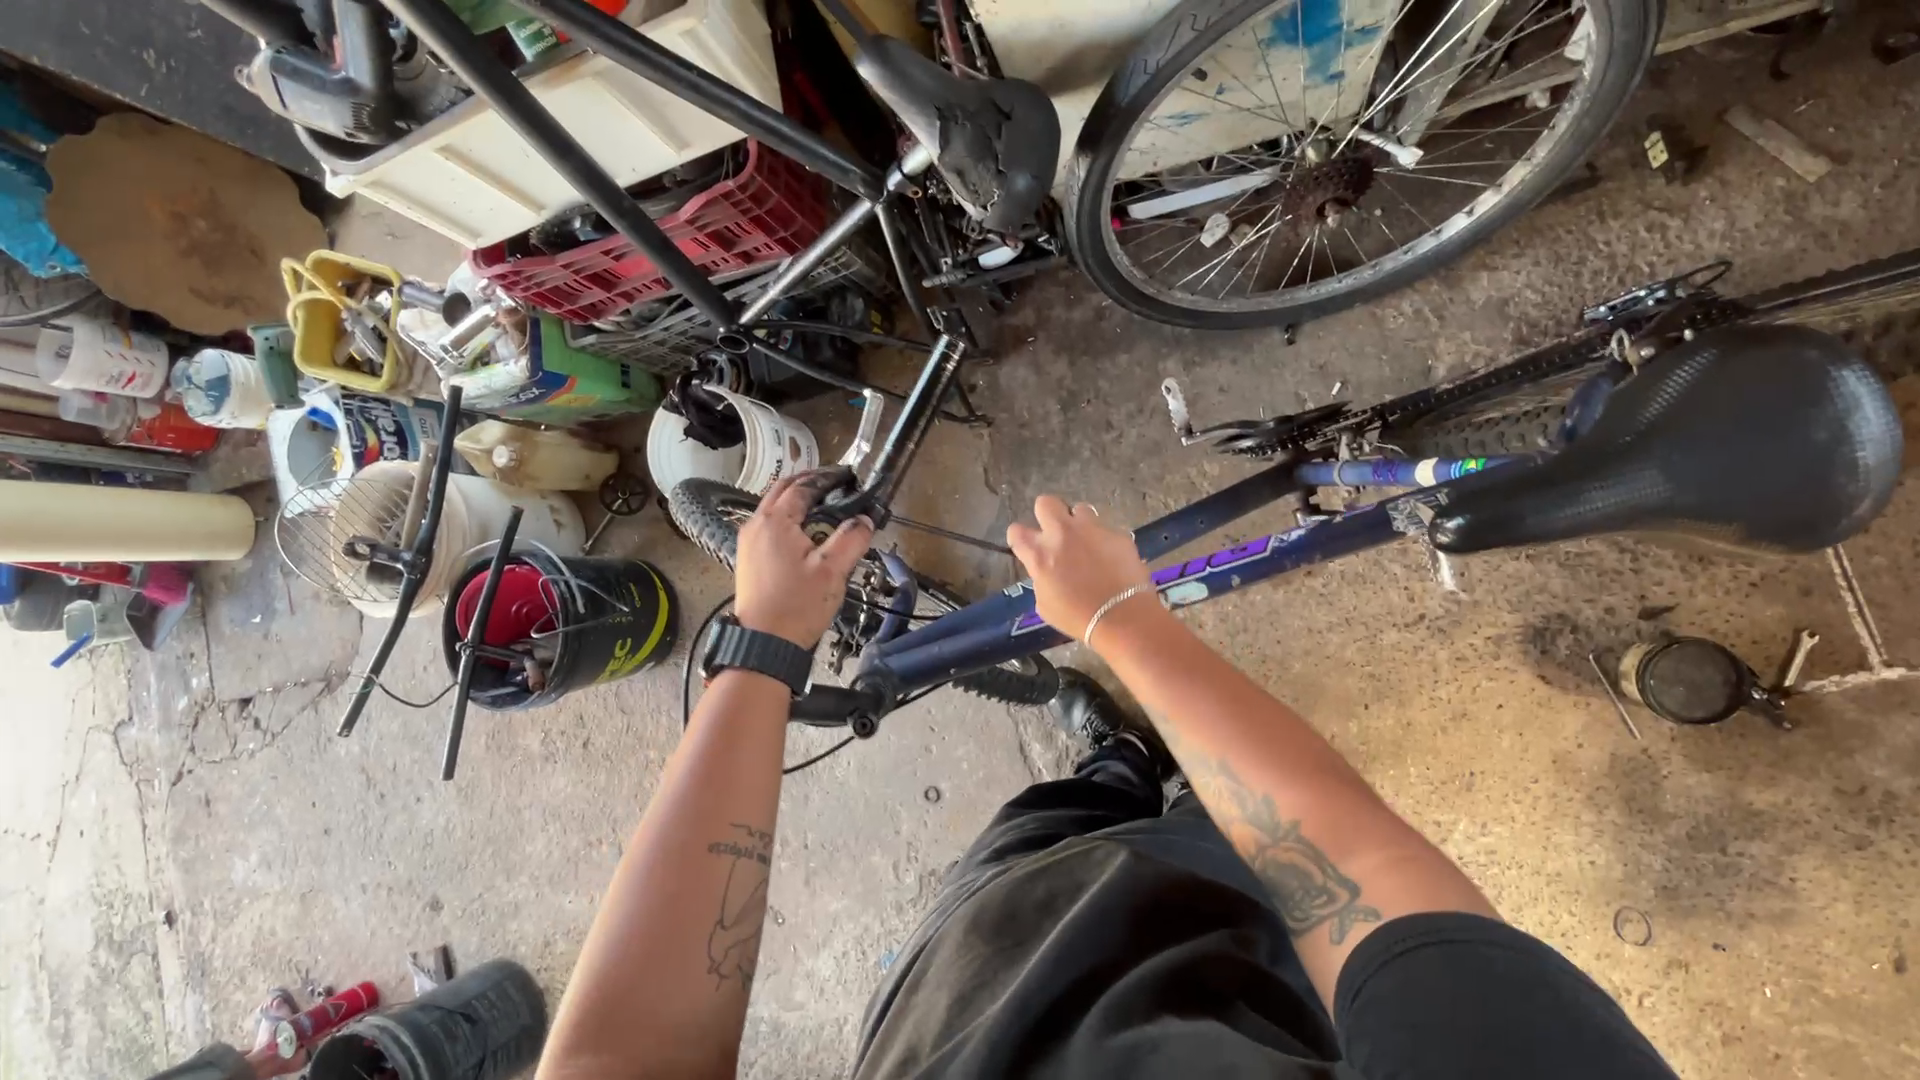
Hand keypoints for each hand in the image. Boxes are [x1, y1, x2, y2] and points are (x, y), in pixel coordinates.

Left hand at [733, 470, 873, 646]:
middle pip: (783, 490)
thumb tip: (865, 519)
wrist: (763, 644)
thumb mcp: (833, 571)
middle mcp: (756, 525)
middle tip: (836, 484)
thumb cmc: (795, 608)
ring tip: (826, 507)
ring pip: (774, 508)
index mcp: (775, 521)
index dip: (828, 478)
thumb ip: (852, 538)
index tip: (847, 477)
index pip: (804, 486)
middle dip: (810, 482)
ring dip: (798, 500)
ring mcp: (749, 542)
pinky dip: (788, 519)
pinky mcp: (749, 559)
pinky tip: (806, 533)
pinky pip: (769, 527)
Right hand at [1006, 495, 1156, 641]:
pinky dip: (1104, 541)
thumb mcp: (1045, 604)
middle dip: (1047, 514)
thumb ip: (1041, 578)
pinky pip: (1106, 529)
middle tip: (1056, 533)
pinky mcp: (1116, 533)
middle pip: (1045, 503)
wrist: (1122, 617)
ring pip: (1079, 509)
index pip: (1016, 531)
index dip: (1020, 537)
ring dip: (1079, 524)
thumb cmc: (1078, 618)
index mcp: (1039, 554)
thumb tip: (1046, 569)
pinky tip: (1111, 559)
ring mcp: (1091, 529)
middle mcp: (1062, 533)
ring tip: (1087, 543)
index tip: (1027, 546)